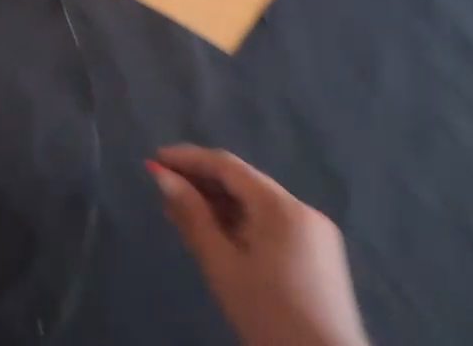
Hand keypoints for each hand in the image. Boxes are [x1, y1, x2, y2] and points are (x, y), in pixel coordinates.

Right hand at [150, 145, 370, 345]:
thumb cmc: (268, 314)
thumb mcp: (221, 263)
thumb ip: (191, 214)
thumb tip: (161, 174)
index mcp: (282, 208)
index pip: (227, 166)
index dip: (187, 158)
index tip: (153, 160)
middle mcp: (303, 210)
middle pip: (243, 182)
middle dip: (201, 181)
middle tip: (162, 189)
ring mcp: (315, 233)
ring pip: (256, 203)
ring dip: (218, 203)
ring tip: (180, 212)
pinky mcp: (318, 254)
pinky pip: (270, 223)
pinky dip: (239, 221)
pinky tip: (214, 233)